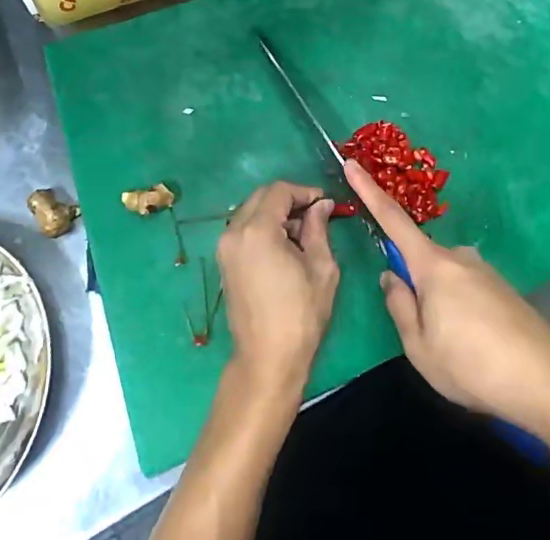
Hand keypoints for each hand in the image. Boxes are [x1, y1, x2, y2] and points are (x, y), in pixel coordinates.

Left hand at [216, 181, 338, 387]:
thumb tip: (322, 205)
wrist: (268, 359)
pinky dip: (264, 228)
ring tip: (303, 234)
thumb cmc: (301, 313)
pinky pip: (244, 231)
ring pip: (251, 212)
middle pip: (262, 197)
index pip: (279, 191)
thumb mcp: (321, 266)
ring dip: (276, 214)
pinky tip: (285, 247)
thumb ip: (319, 228)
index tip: (324, 203)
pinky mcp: (224, 263)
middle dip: (290, 200)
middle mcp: (233, 233)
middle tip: (315, 215)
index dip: (304, 191)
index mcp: (257, 230)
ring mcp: (224, 248)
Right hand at [344, 162, 549, 433]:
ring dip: (439, 304)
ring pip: (444, 278)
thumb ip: (399, 306)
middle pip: (421, 259)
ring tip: (455, 351)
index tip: (352, 164)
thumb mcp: (419, 346)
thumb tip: (391, 275)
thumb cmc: (471, 365)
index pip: (393, 220)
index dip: (369, 191)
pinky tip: (475, 345)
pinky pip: (466, 288)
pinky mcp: (502, 286)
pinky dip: (460, 310)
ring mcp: (484, 269)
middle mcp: (459, 257)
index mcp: (433, 266)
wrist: (544, 379)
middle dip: (413, 287)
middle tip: (426, 335)